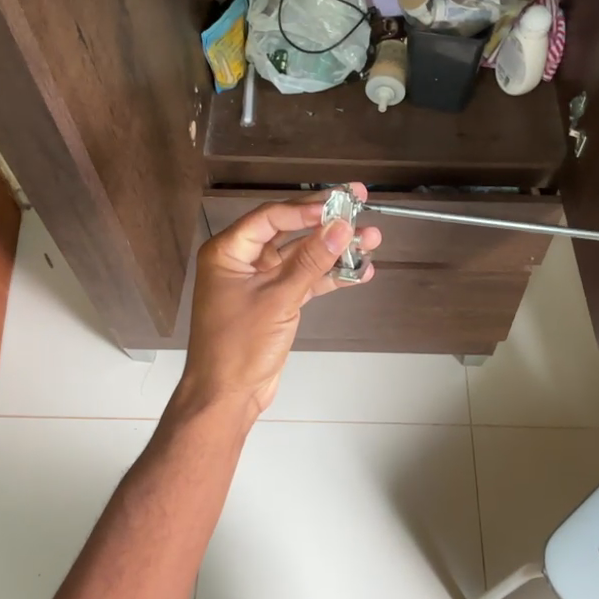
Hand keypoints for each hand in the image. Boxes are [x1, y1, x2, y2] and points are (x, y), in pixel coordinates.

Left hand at [179, 184, 381, 418]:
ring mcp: (260, 281)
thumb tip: (340, 227)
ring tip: (370, 238)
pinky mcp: (275, 302)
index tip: (339, 206)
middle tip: (358, 202)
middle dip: (325, 222)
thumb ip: (311, 261)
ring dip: (333, 250)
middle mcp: (242, 260)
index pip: (271, 217)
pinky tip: (360, 271)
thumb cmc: (238, 347)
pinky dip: (329, 276)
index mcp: (228, 251)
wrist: (227, 397)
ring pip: (301, 256)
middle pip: (289, 231)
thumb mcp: (278, 300)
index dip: (306, 209)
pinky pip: (305, 280)